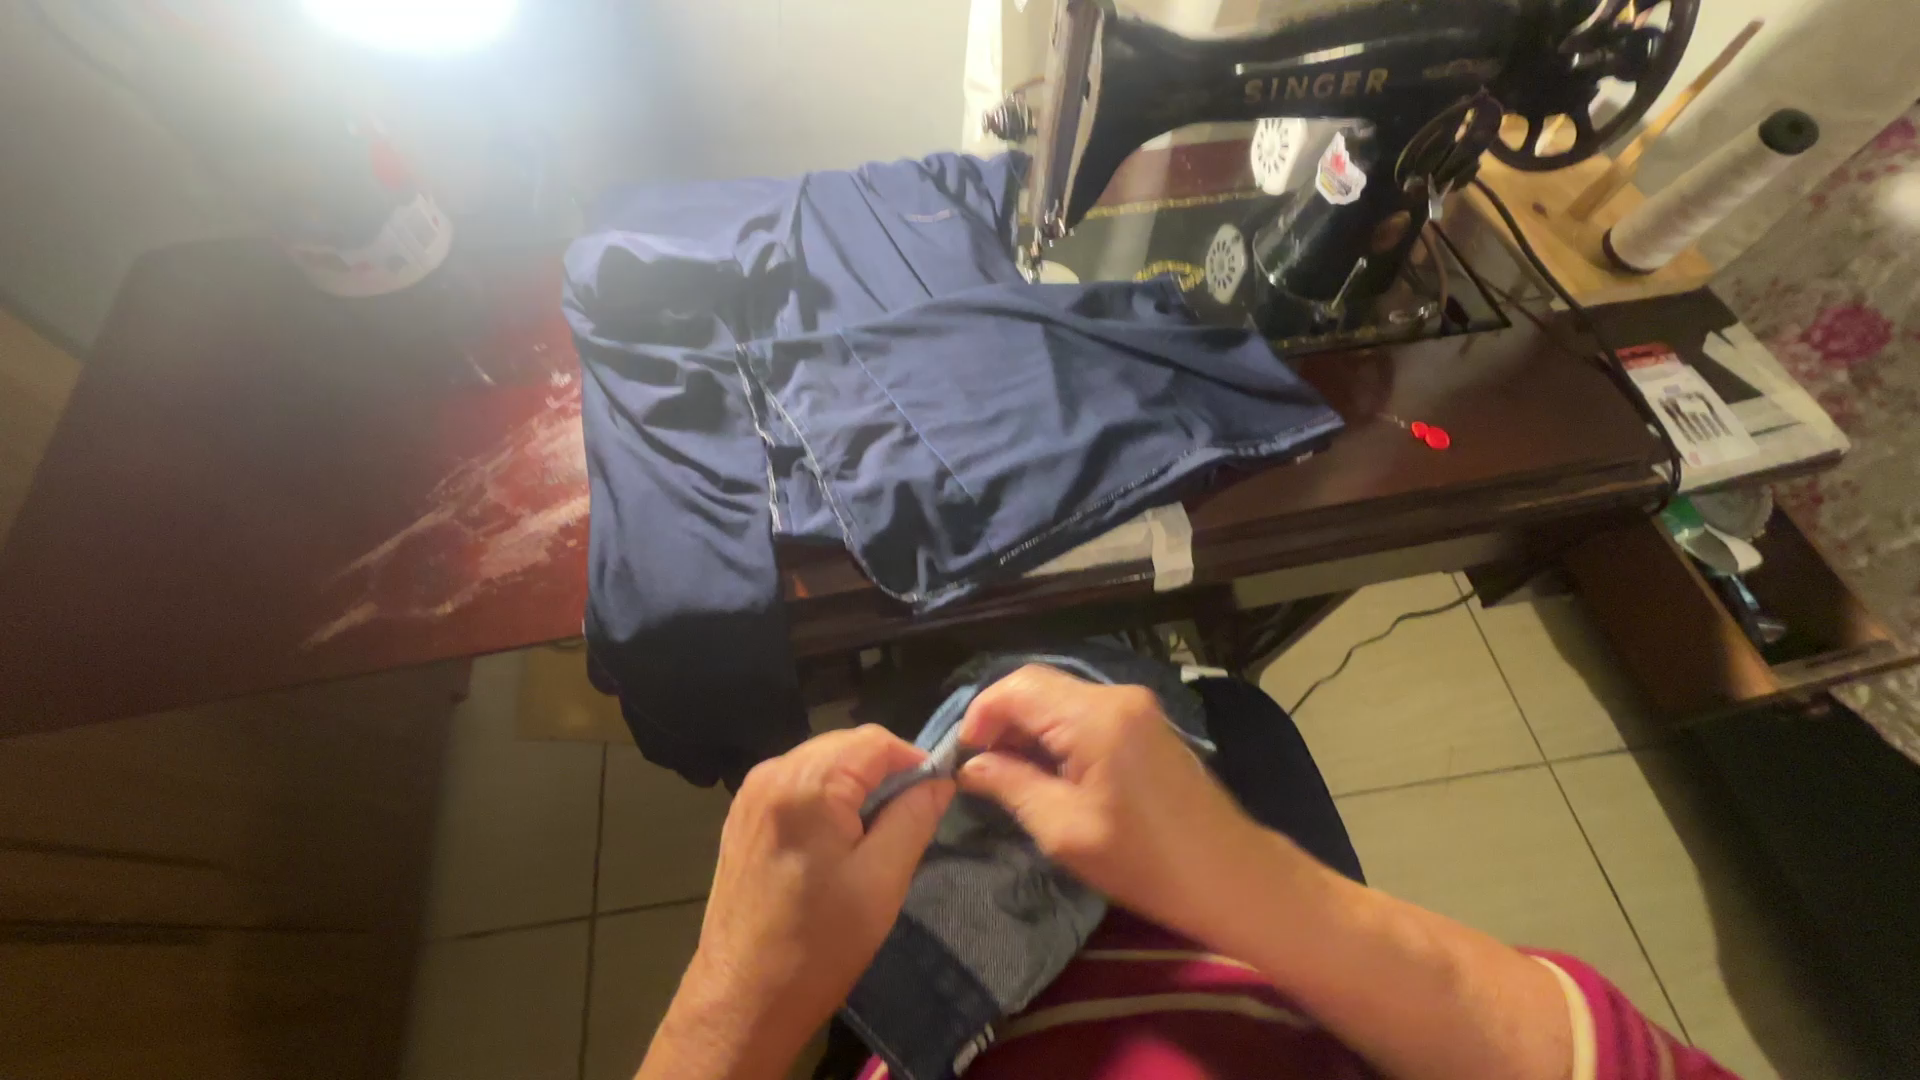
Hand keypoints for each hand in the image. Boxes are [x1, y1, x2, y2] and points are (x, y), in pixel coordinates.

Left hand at [645, 726, 951, 1079]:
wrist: (741, 1002)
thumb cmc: (819, 943)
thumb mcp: (882, 880)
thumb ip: (914, 817)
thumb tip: (940, 780)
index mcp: (807, 784)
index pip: (875, 740)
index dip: (913, 760)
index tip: (934, 796)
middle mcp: (773, 772)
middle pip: (846, 745)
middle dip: (884, 770)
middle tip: (907, 817)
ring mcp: (752, 791)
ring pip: (822, 759)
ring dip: (855, 781)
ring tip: (874, 830)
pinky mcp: (743, 813)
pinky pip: (797, 780)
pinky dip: (826, 793)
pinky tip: (836, 836)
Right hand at [956, 665, 1267, 938]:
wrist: (1230, 875)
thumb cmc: (1144, 862)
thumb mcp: (1064, 830)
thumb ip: (1010, 786)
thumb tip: (970, 765)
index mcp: (1095, 718)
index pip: (1017, 687)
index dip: (980, 714)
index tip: (962, 756)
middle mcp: (1115, 696)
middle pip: (1038, 684)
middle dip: (1001, 718)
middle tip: (980, 764)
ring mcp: (1134, 705)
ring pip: (1059, 695)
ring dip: (1027, 724)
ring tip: (1007, 769)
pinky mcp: (1143, 720)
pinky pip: (1083, 709)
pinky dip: (1055, 729)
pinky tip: (1046, 766)